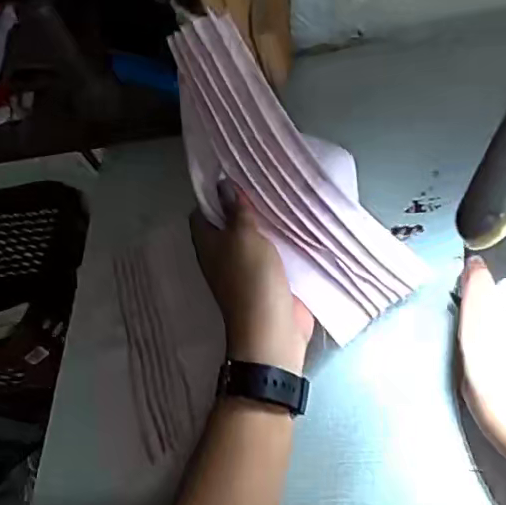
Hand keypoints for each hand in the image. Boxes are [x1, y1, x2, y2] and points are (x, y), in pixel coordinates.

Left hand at [191, 187, 314, 374]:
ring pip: (258, 239)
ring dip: (270, 224)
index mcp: (208, 243)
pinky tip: (300, 226)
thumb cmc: (252, 281)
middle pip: (233, 223)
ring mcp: (249, 270)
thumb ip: (236, 209)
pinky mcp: (273, 282)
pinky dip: (286, 243)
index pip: (205, 209)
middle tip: (269, 179)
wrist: (273, 331)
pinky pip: (278, 256)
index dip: (217, 191)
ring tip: (287, 196)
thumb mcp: (243, 236)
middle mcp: (225, 255)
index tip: (238, 173)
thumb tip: (224, 184)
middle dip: (248, 205)